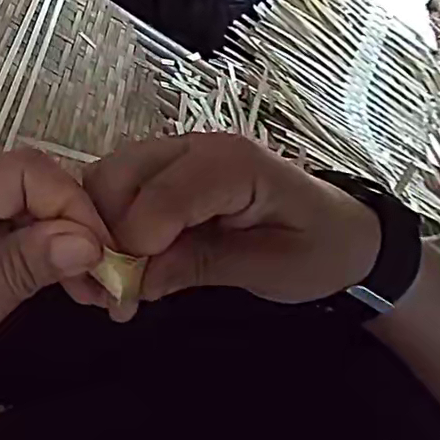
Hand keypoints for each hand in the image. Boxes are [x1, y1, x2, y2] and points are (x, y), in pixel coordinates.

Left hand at [0, 150, 109, 434]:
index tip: (103, 257)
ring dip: (70, 240)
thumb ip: (18, 271)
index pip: (24, 171)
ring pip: (32, 204)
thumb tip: (88, 239)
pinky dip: (51, 253)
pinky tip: (73, 286)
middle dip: (78, 221)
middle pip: (33, 181)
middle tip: (111, 279)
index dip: (72, 203)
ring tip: (99, 291)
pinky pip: (19, 229)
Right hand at [80, 133, 379, 319]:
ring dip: (99, 228)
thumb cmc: (318, 249)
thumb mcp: (272, 269)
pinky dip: (107, 223)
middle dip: (104, 233)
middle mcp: (196, 146)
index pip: (163, 193)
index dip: (134, 243)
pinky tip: (120, 261)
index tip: (124, 294)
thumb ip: (204, 265)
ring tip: (113, 282)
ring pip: (110, 177)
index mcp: (233, 163)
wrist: (340, 232)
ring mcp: (177, 154)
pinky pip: (120, 187)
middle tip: (110, 292)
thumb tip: (135, 280)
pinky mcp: (166, 170)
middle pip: (121, 174)